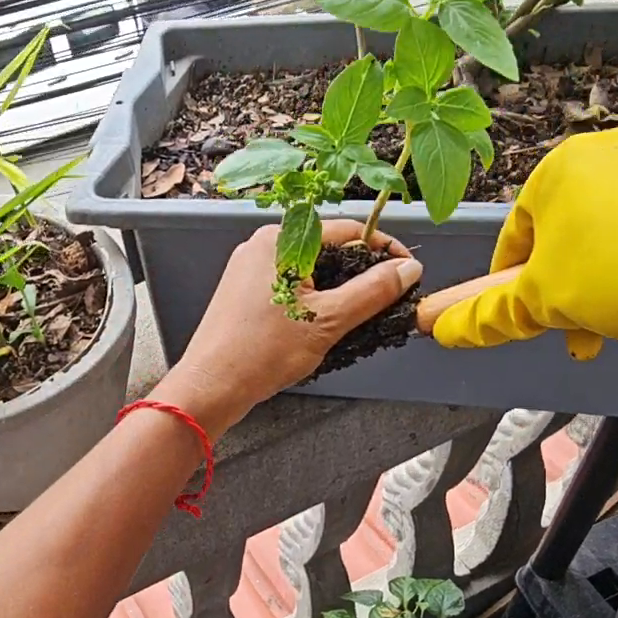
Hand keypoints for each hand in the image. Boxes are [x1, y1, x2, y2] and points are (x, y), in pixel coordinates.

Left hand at [151, 220, 421, 437]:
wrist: (211, 387)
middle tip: (386, 300)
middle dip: (360, 274)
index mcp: (281, 239)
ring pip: (310, 272)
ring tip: (356, 320)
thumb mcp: (328, 320)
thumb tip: (407, 269)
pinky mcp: (245, 295)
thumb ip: (372, 291)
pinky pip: (291, 288)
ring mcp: (251, 271)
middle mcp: (263, 247)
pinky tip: (323, 328)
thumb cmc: (259, 353)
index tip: (406, 270)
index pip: (348, 230)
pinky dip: (313, 302)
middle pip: (328, 249)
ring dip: (338, 292)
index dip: (384, 249)